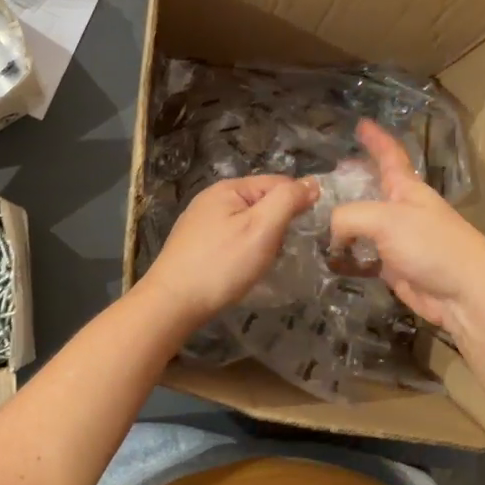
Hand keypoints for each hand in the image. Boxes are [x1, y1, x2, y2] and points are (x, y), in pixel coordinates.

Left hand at [139, 175, 317, 325]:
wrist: (173, 302)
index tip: (304, 231)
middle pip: (262, 202)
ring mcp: (200, 222)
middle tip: (278, 251)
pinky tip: (240, 268)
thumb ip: (288, 200)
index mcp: (229, 188)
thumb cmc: (222, 264)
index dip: (297, 202)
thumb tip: (312, 183)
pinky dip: (242, 250)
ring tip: (260, 262)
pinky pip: (230, 238)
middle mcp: (212, 198)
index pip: (278, 182)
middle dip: (278, 224)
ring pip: (247, 222)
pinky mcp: (194, 244)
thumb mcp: (262, 228)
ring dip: (261, 239)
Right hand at [330, 119, 484, 333]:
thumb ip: (349, 217)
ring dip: (340, 223)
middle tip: (324, 178)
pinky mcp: (392, 267)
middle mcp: (401, 210)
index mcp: (406, 188)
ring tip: (312, 219)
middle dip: (351, 181)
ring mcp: (397, 240)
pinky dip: (344, 257)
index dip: (376, 139)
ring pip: (362, 225)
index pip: (390, 155)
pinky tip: (326, 257)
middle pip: (371, 190)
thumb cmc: (432, 246)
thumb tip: (332, 234)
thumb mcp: (386, 219)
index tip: (362, 123)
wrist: (464, 294)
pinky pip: (361, 256)